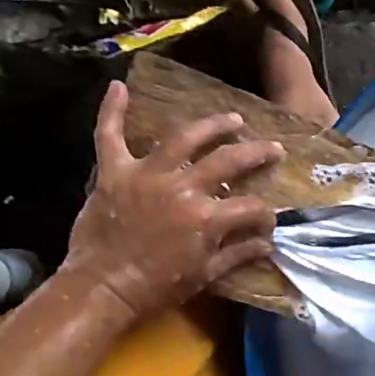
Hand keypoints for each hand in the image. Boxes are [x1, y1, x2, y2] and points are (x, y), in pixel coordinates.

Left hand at [62, 81, 283, 320]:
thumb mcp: (204, 276)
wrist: (102, 289)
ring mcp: (147, 175)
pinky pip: (110, 136)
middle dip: (256, 152)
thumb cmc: (156, 287)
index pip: (250, 208)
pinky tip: (118, 86)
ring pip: (183, 138)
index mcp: (206, 218)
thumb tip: (268, 244)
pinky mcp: (115, 173)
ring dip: (211, 125)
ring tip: (231, 118)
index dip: (264, 215)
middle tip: (272, 147)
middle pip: (228, 160)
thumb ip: (238, 254)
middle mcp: (182, 188)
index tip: (267, 221)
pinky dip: (111, 111)